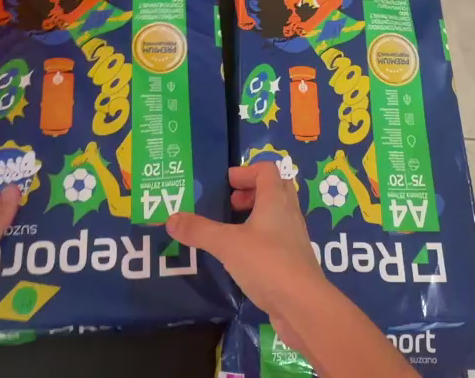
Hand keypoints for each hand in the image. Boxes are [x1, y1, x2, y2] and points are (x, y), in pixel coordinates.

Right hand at [167, 163, 322, 324]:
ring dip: (257, 215)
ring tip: (233, 230)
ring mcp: (295, 238)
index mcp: (276, 199)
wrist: (303, 305)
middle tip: (231, 204)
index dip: (246, 172)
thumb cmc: (267, 263)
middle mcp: (289, 213)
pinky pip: (279, 238)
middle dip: (252, 192)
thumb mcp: (227, 244)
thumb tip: (171, 219)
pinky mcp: (295, 261)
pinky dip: (262, 238)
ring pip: (278, 214)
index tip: (227, 183)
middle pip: (275, 189)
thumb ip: (199, 231)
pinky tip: (244, 257)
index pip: (267, 170)